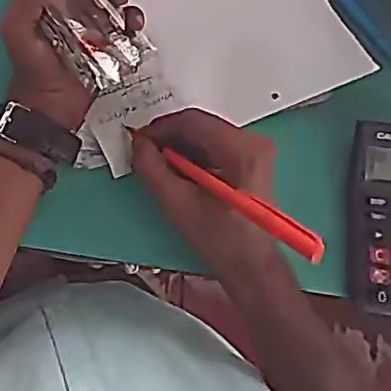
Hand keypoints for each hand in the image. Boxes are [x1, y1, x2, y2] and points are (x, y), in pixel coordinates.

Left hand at [0, 0, 141, 131]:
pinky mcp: (106, 42)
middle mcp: (64, 8)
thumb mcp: (16, 31)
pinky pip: (123, 24)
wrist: (52, 109)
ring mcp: (87, 24)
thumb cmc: (31, 70)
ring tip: (121, 2)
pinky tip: (130, 23)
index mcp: (40, 0)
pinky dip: (131, 20)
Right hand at [132, 109, 282, 275]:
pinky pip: (211, 148)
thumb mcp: (179, 204)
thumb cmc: (223, 241)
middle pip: (198, 126)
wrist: (252, 269)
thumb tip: (138, 145)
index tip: (138, 141)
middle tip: (144, 153)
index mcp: (241, 148)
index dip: (159, 128)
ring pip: (203, 136)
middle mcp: (251, 143)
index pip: (191, 120)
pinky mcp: (248, 163)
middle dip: (167, 138)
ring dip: (177, 148)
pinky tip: (176, 173)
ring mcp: (252, 152)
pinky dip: (190, 156)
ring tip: (157, 166)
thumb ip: (153, 169)